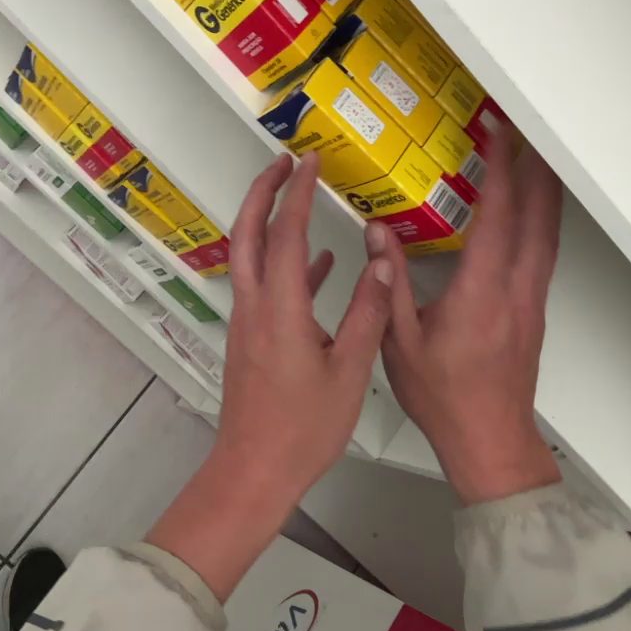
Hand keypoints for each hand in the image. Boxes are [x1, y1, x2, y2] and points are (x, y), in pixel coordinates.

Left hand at [147, 152, 395, 599]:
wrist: (254, 469)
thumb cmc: (304, 428)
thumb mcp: (349, 370)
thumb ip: (366, 313)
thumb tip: (383, 263)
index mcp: (280, 309)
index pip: (286, 234)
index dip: (298, 193)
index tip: (311, 161)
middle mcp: (254, 306)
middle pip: (248, 233)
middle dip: (263, 192)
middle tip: (285, 161)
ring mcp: (248, 322)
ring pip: (250, 257)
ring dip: (269, 223)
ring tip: (298, 199)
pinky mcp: (250, 339)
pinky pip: (265, 288)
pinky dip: (287, 267)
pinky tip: (320, 266)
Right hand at [373, 127, 564, 503]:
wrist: (490, 441)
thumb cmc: (443, 397)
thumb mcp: (400, 343)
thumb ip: (390, 284)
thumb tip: (379, 234)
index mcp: (481, 294)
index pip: (497, 219)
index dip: (499, 171)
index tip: (496, 134)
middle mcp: (516, 290)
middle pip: (537, 217)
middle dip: (532, 168)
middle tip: (524, 131)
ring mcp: (531, 301)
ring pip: (548, 234)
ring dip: (544, 193)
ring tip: (535, 159)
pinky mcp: (533, 313)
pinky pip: (545, 254)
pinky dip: (542, 222)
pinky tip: (532, 215)